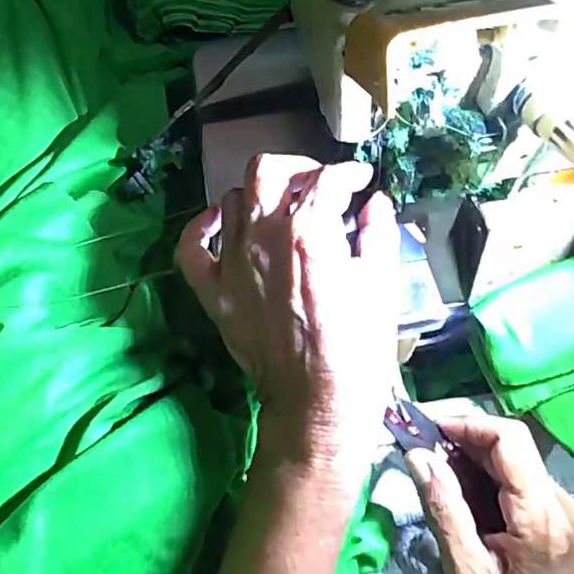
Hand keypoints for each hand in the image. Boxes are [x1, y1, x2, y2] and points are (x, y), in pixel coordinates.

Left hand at [175, 154, 399, 467]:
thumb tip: (375, 202)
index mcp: (308, 233)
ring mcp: (231, 262)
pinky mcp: (213, 290)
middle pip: (266, 170)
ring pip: (232, 199)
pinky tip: (220, 222)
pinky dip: (202, 226)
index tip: (359, 179)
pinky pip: (191, 246)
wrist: (317, 405)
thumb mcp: (382, 286)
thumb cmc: (358, 350)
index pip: (325, 180)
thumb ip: (378, 234)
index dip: (348, 173)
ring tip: (281, 208)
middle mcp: (263, 236)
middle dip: (296, 167)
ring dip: (259, 195)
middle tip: (317, 184)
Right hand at [405, 415, 573, 573]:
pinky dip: (489, 477)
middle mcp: (565, 506)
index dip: (467, 424)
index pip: (509, 439)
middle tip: (425, 452)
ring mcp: (570, 511)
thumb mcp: (467, 573)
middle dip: (464, 441)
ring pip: (515, 460)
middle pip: (512, 446)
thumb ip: (444, 509)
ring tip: (440, 475)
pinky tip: (466, 496)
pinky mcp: (566, 518)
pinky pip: (522, 479)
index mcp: (543, 518)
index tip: (429, 430)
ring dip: (474, 460)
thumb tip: (418, 455)